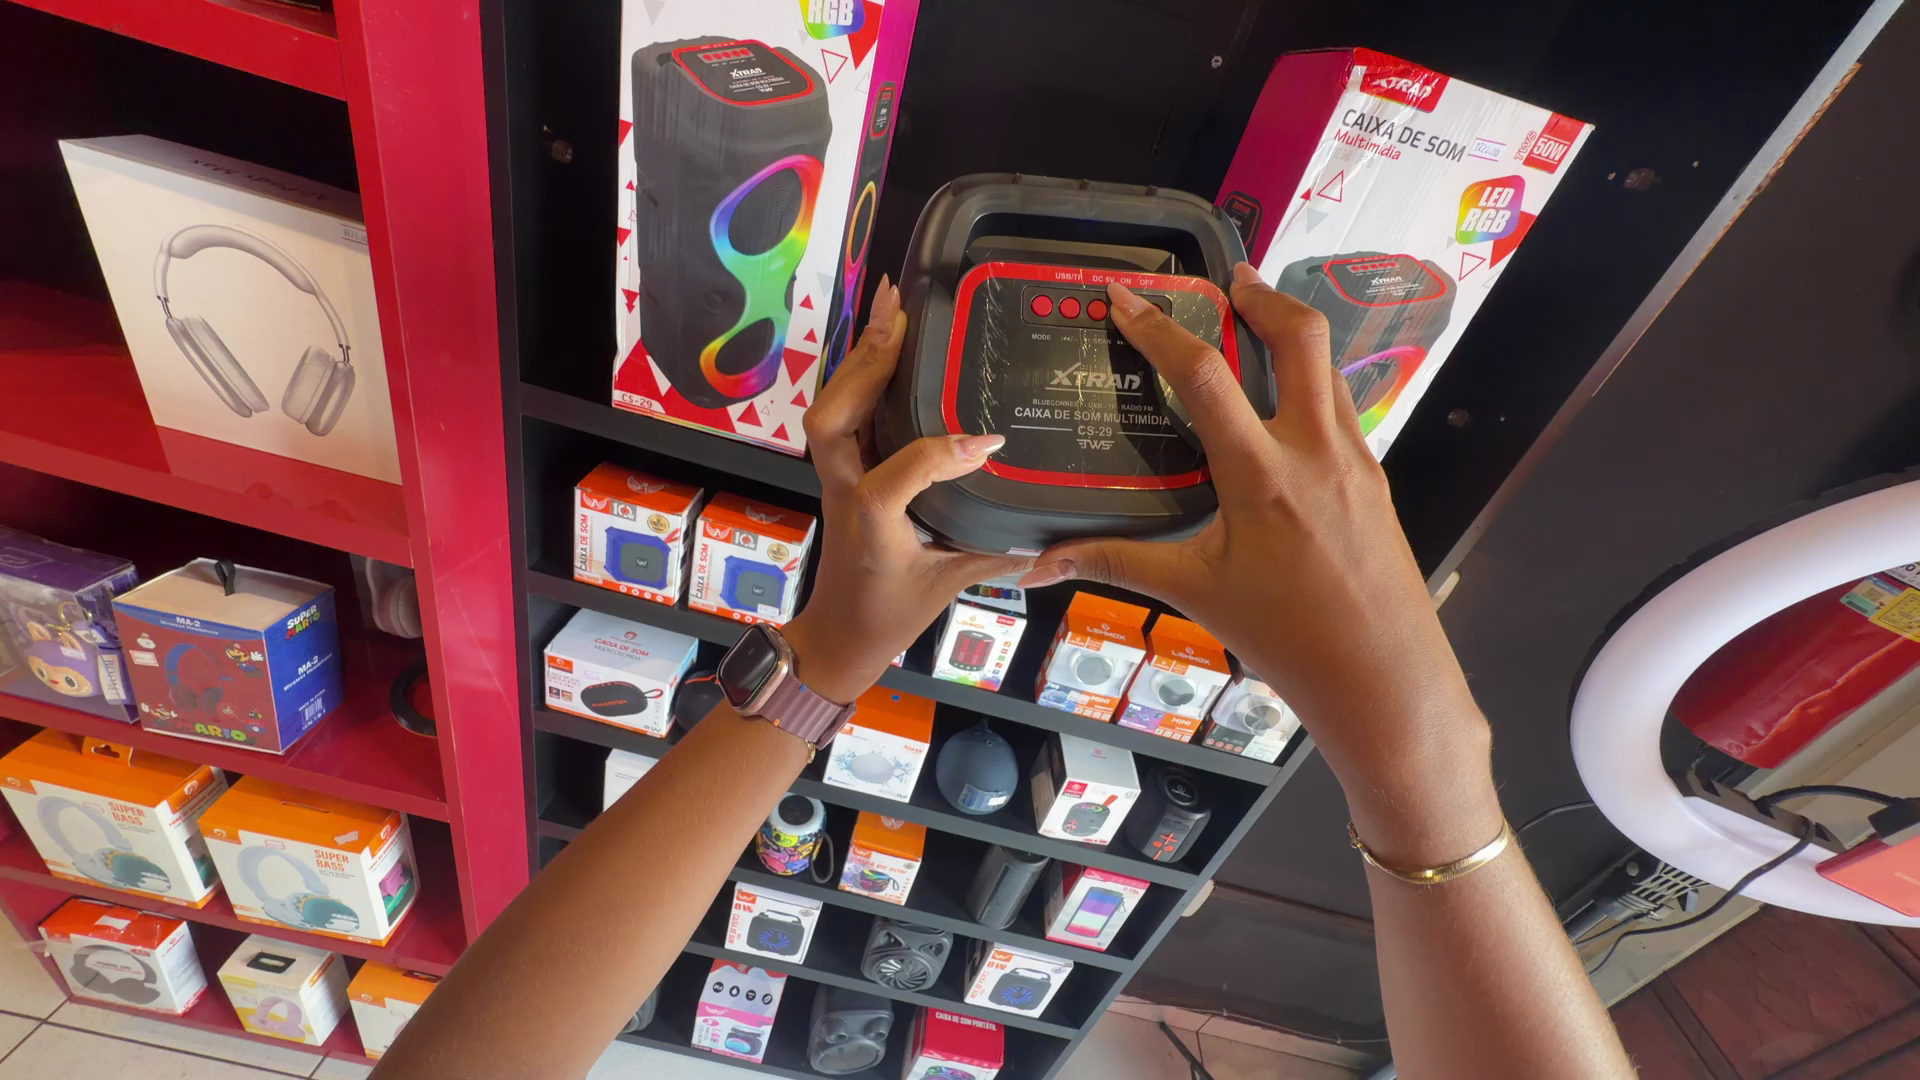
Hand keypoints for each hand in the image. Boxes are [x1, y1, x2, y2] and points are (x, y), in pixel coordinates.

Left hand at [784, 277, 1032, 702]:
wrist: (837, 635)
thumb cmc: (887, 615)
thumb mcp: (944, 586)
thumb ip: (994, 557)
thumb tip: (1046, 541)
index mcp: (871, 519)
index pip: (905, 469)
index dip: (947, 451)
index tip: (991, 443)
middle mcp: (845, 488)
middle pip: (834, 414)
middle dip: (866, 358)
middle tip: (898, 307)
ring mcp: (836, 477)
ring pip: (830, 409)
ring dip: (858, 358)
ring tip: (890, 311)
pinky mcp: (840, 473)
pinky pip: (841, 417)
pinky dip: (857, 379)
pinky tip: (882, 352)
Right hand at [1027, 265, 1497, 860]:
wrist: (1386, 680)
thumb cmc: (1285, 636)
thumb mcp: (1193, 593)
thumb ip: (1113, 563)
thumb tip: (1038, 567)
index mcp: (1261, 473)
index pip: (1204, 376)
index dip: (1159, 329)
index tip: (1128, 298)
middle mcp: (1316, 449)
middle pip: (1300, 337)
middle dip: (1261, 295)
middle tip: (1224, 279)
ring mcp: (1356, 460)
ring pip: (1328, 369)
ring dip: (1289, 336)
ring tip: (1251, 330)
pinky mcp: (1375, 480)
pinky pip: (1340, 410)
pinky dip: (1307, 387)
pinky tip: (1280, 416)